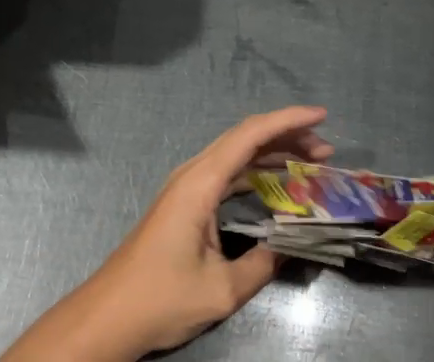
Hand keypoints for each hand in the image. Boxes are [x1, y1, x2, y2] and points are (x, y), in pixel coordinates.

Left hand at [0, 106, 333, 361]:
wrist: (107, 318)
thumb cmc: (160, 299)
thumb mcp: (222, 289)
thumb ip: (263, 263)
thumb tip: (294, 244)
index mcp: (201, 183)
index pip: (250, 135)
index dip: (288, 121)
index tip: (321, 116)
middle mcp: (193, 174)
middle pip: (245, 138)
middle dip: (288, 136)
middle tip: (326, 150)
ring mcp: (187, 187)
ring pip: (236, 154)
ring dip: (273, 154)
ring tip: (311, 163)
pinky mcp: (185, 203)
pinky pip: (227, 173)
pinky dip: (256, 172)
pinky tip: (276, 186)